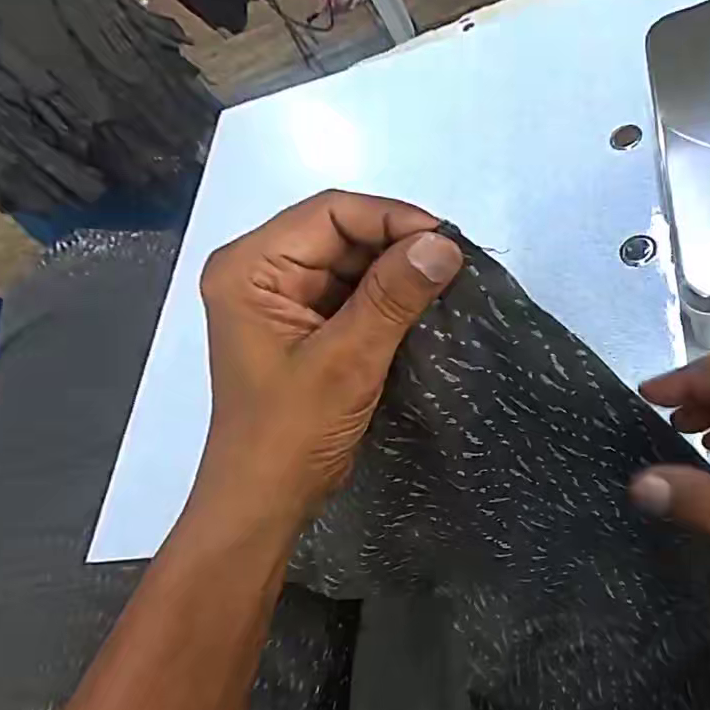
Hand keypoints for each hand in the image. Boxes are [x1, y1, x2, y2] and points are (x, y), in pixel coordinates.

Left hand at [196, 190, 461, 522]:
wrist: (270, 495)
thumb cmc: (294, 429)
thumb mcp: (347, 359)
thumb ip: (393, 297)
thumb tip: (445, 245)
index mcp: (252, 267)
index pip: (331, 213)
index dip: (393, 219)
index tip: (450, 244)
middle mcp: (265, 273)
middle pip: (342, 233)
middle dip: (400, 245)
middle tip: (457, 267)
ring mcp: (288, 301)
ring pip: (355, 264)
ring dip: (401, 272)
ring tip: (451, 285)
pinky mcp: (312, 327)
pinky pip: (358, 296)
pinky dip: (394, 298)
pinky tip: (428, 307)